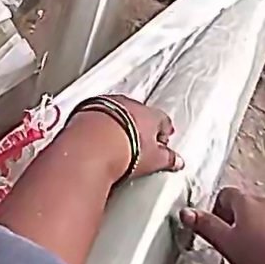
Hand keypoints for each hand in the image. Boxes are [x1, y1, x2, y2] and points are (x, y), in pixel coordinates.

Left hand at [65, 95, 180, 182]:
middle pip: (139, 113)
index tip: (162, 141)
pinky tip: (99, 135)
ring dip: (120, 121)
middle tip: (140, 142)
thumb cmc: (126, 149)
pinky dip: (101, 121)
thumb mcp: (154, 160)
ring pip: (118, 110)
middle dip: (140, 126)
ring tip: (119, 140)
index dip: (164, 131)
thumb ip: (168, 158)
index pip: (162, 119)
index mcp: (149, 114)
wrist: (92, 142)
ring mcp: (106, 103)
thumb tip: (178, 161)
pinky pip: (98, 112)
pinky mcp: (86, 107)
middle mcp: (128, 103)